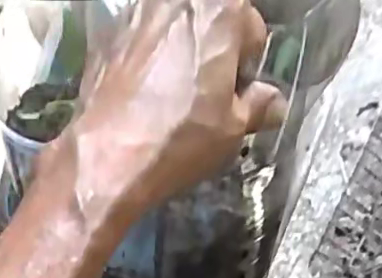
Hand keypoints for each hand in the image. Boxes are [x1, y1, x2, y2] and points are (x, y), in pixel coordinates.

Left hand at [65, 0, 285, 215]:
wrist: (107, 158)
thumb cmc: (179, 140)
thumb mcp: (231, 131)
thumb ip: (257, 107)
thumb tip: (274, 103)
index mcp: (222, 8)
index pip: (252, 30)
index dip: (245, 70)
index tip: (233, 100)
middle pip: (209, 22)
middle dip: (210, 55)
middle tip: (201, 101)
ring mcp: (138, 12)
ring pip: (171, 30)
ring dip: (176, 54)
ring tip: (167, 101)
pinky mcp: (107, 38)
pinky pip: (137, 45)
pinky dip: (143, 63)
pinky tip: (138, 99)